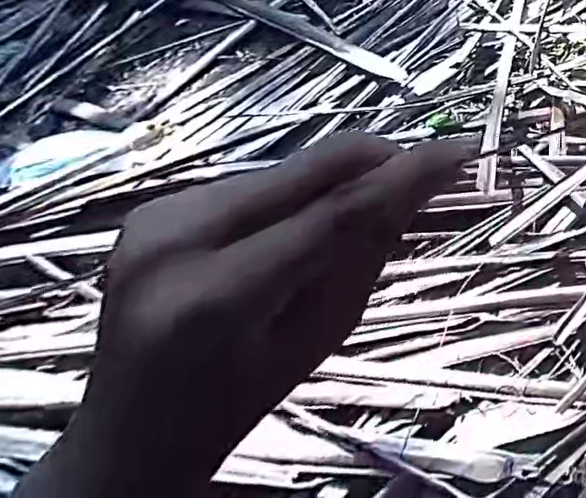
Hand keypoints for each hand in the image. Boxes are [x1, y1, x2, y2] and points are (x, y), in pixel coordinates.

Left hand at [17, 133, 475, 497]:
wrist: (126, 435)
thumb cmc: (237, 402)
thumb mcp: (321, 334)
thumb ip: (368, 249)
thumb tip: (421, 179)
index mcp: (216, 297)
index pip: (337, 212)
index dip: (406, 174)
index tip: (459, 150)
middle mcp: (177, 239)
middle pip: (313, 169)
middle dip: (379, 162)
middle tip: (426, 172)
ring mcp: (160, 214)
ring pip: (294, 168)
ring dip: (340, 182)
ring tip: (345, 228)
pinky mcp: (161, 202)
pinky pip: (265, 178)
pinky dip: (303, 192)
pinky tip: (297, 233)